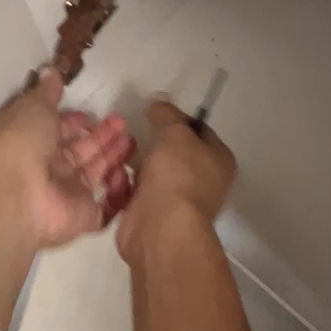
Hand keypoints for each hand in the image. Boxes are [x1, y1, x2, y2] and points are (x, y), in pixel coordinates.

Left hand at [0, 67, 135, 250]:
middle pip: (82, 149)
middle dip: (102, 135)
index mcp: (36, 140)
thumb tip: (50, 70)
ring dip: (114, 156)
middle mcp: (51, 167)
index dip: (76, 121)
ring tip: (132, 141)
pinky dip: (119, 193)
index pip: (61, 129)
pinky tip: (130, 174)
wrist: (15, 196)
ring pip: (96, 172)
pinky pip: (107, 206)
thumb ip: (46, 90)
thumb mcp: (32, 106)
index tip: (92, 114)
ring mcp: (68, 193)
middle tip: (123, 122)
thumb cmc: (22, 143)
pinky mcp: (85, 216)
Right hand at [116, 96, 236, 258]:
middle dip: (153, 140)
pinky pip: (136, 189)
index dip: (178, 117)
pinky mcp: (151, 214)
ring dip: (136, 160)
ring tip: (116, 143)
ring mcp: (176, 200)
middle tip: (131, 126)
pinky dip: (124, 181)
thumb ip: (166, 115)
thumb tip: (158, 100)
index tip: (155, 110)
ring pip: (153, 170)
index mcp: (218, 160)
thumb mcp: (174, 133)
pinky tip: (111, 167)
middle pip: (175, 150)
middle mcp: (202, 180)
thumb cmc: (177, 175)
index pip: (199, 129)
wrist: (160, 230)